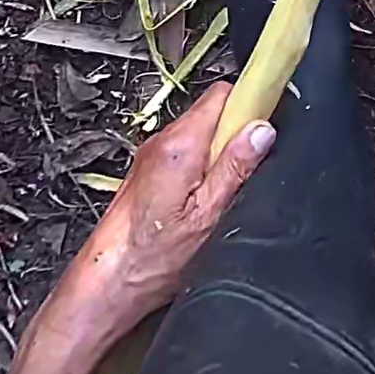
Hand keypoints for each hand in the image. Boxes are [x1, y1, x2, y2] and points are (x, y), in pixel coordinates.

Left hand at [64, 80, 274, 326]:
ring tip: (217, 191)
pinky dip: (200, 162)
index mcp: (181, 145)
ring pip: (201, 129)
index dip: (249, 104)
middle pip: (214, 109)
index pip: (224, 94)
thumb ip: (236, 167)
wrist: (110, 279)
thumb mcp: (208, 216)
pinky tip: (198, 197)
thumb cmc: (152, 256)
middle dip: (235, 133)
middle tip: (240, 172)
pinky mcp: (149, 163)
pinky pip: (186, 146)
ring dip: (218, 150)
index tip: (264, 125)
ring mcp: (154, 150)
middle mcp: (164, 139)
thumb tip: (262, 131)